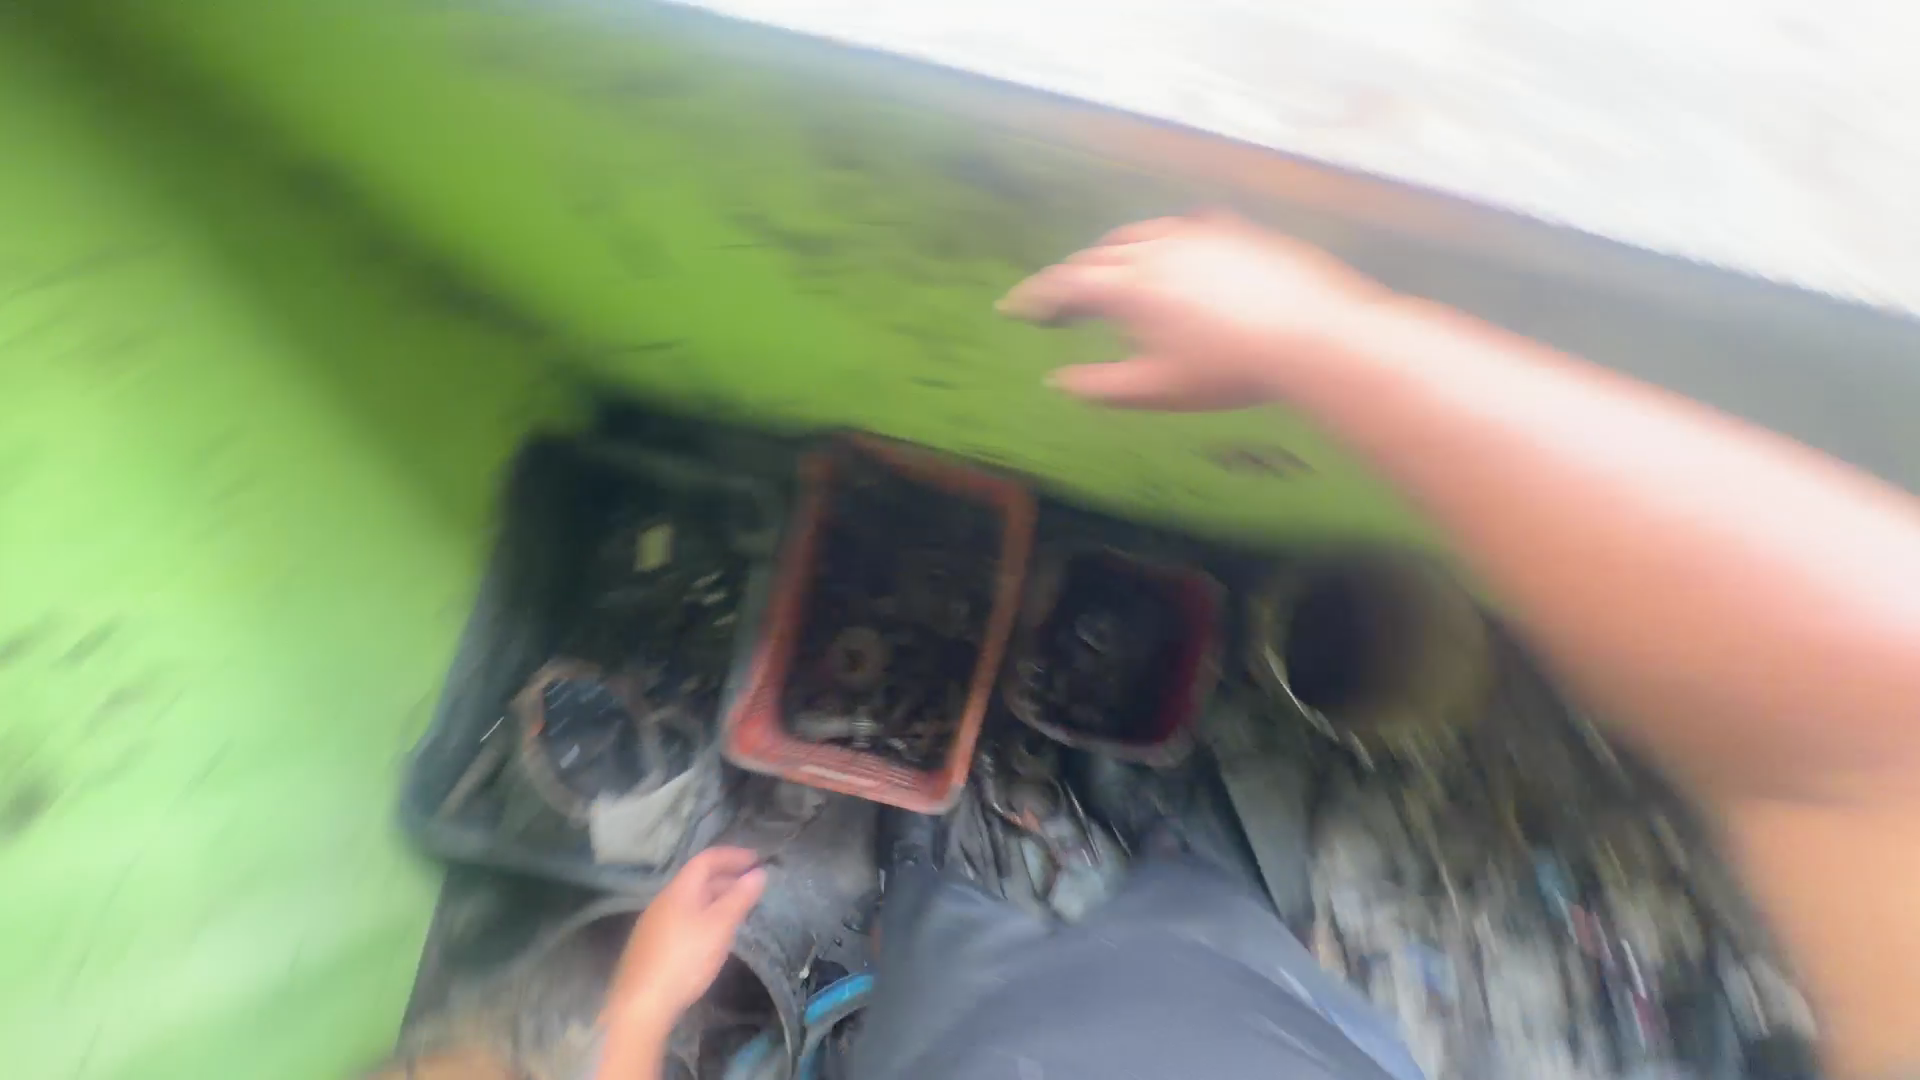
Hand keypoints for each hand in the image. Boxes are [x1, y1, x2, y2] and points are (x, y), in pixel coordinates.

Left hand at [604, 847, 767, 1034]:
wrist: (639, 1009)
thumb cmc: (685, 959)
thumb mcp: (720, 926)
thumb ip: (740, 897)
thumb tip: (759, 873)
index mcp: (679, 890)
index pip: (707, 859)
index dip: (733, 855)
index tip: (757, 860)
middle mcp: (663, 901)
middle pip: (698, 880)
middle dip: (727, 879)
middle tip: (752, 888)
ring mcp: (653, 926)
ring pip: (690, 902)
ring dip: (715, 900)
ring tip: (737, 912)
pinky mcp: (649, 948)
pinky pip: (682, 920)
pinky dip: (703, 917)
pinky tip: (711, 938)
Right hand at [999, 212, 1389, 409]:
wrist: (1311, 336)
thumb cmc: (1226, 371)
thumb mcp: (1154, 389)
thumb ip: (1099, 386)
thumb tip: (1056, 381)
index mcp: (1130, 287)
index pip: (1067, 285)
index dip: (1036, 297)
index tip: (1011, 308)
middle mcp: (1156, 249)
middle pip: (1096, 257)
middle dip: (1069, 279)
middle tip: (1056, 303)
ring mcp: (1196, 234)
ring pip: (1136, 235)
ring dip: (1108, 255)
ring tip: (1101, 273)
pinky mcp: (1232, 231)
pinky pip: (1179, 228)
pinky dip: (1155, 242)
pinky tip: (1165, 254)